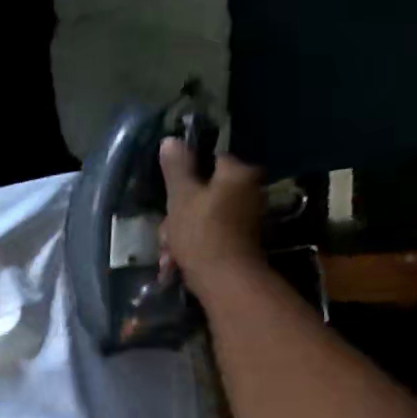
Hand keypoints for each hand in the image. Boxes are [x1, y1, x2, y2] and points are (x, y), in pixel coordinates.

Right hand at [158, 137, 265, 287]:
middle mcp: (249, 189)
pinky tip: (176, 262)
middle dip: (178, 216)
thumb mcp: (181, 197)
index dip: (184, 180)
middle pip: (202, 193)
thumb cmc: (201, 232)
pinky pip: (209, 234)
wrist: (223, 277)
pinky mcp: (239, 239)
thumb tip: (170, 140)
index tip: (170, 199)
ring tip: (170, 254)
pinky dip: (191, 246)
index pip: (209, 162)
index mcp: (238, 173)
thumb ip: (176, 168)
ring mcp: (246, 216)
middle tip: (168, 234)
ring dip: (179, 235)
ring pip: (201, 216)